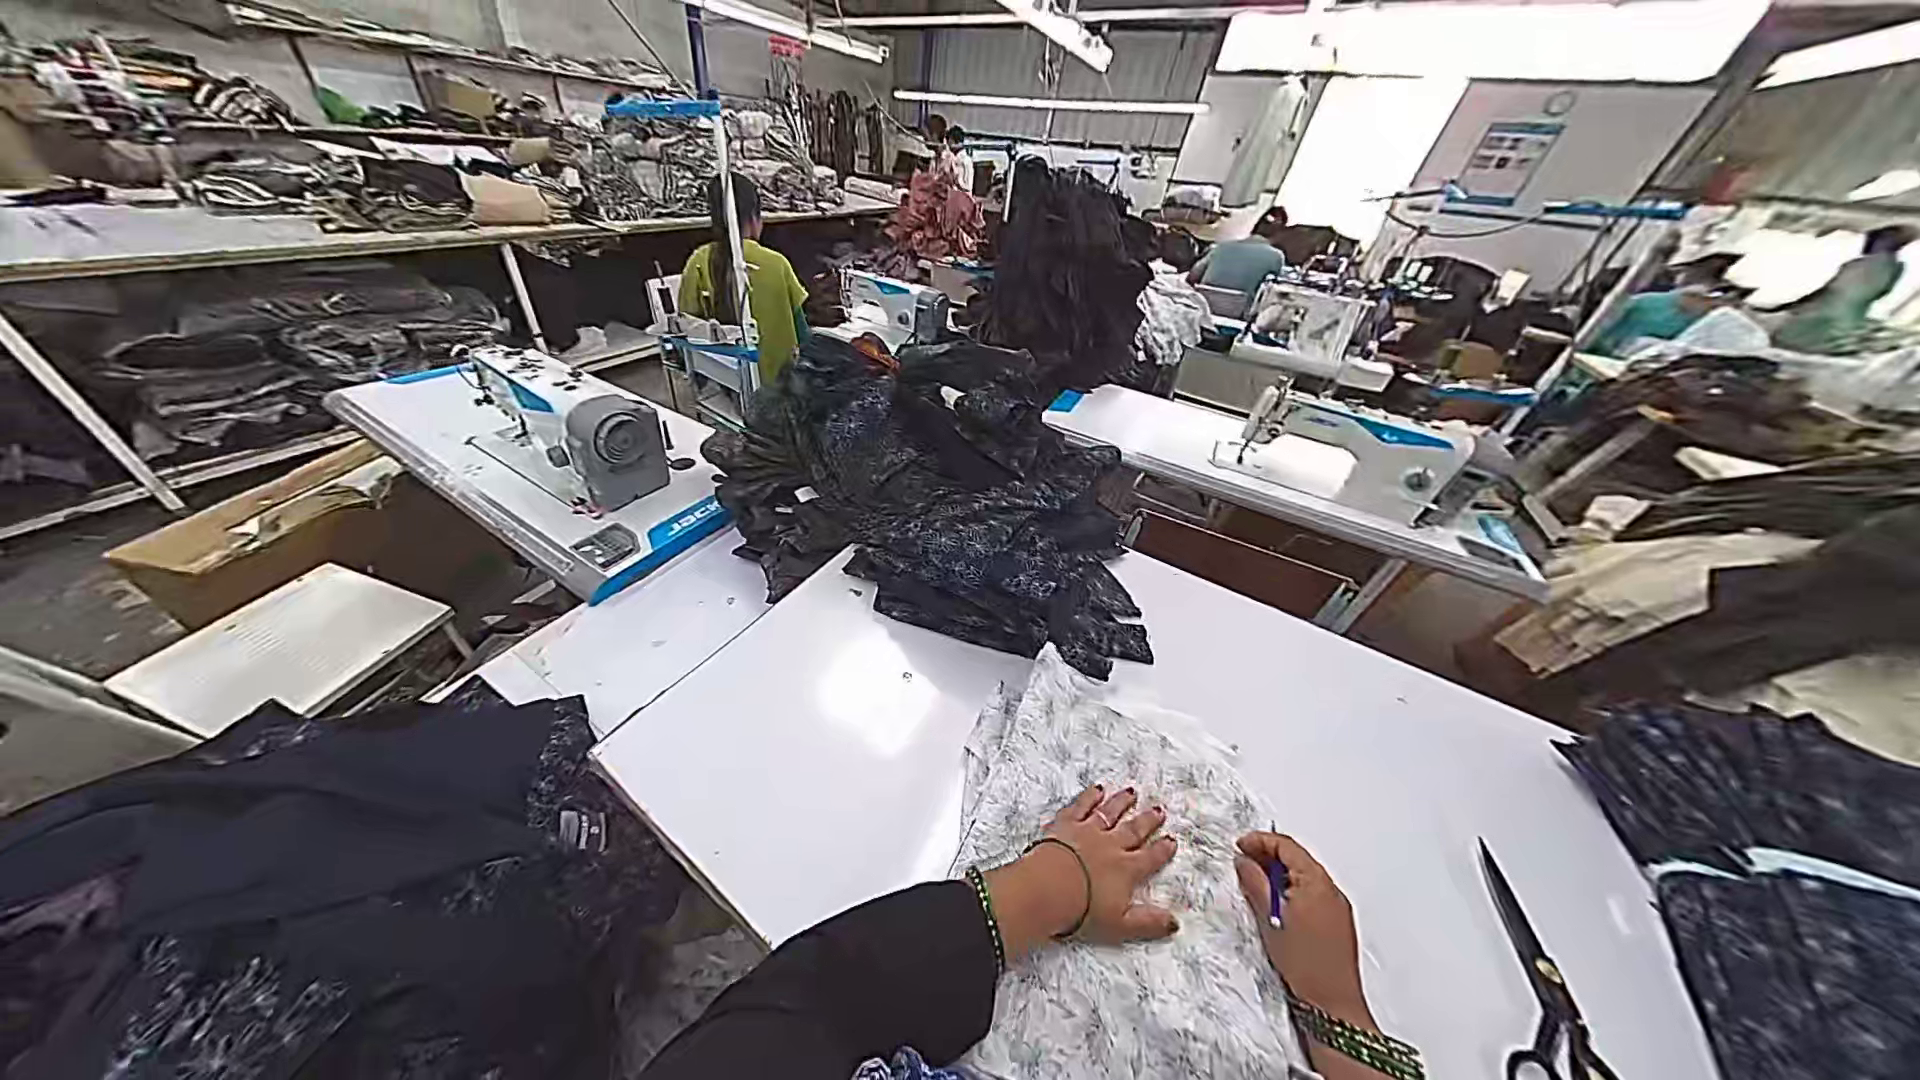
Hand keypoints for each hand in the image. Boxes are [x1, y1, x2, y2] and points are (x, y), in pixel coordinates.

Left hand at [984, 784, 1179, 961]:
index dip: (1162, 850)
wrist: (1048, 888)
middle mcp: (1110, 846)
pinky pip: (1081, 805)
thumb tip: (1174, 923)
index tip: (1171, 840)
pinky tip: (1096, 789)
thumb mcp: (1121, 925)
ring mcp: (1087, 831)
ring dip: (1121, 802)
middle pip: (1133, 830)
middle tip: (1159, 810)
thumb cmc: (1081, 910)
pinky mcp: (1066, 823)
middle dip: (1147, 821)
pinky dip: (1090, 796)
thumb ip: (1149, 922)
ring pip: (1109, 812)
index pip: (1149, 858)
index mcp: (1125, 870)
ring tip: (1131, 792)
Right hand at [1234, 832, 1372, 1026]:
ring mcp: (1337, 906)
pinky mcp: (1337, 922)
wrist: (1333, 1006)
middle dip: (1268, 855)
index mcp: (1316, 882)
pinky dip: (1291, 888)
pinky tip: (1275, 902)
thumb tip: (1243, 861)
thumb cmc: (1304, 963)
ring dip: (1278, 872)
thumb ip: (1255, 883)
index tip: (1239, 846)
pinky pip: (1311, 891)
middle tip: (1243, 862)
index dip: (1260, 841)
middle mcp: (1331, 890)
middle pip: (1296, 858)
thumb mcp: (1270, 918)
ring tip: (1255, 882)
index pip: (1286, 846)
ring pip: (1303, 875)